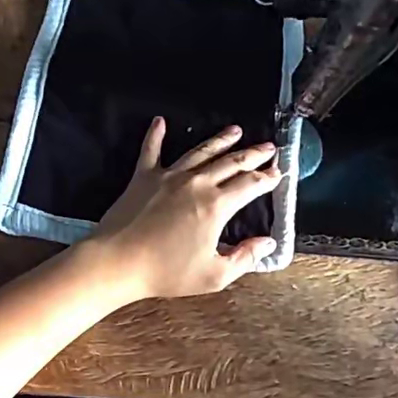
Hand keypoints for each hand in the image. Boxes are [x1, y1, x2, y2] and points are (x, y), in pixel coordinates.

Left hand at [79, 117, 283, 301]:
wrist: (119, 262)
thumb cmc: (166, 272)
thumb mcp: (214, 275)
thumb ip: (244, 258)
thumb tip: (268, 244)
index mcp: (216, 206)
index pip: (250, 185)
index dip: (267, 178)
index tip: (278, 173)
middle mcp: (196, 184)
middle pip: (231, 162)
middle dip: (253, 154)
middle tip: (268, 146)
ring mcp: (168, 177)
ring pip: (200, 151)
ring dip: (220, 140)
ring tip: (235, 130)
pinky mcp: (143, 177)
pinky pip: (151, 150)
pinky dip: (155, 135)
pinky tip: (159, 121)